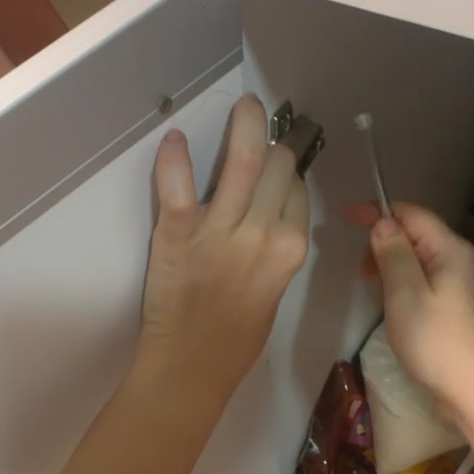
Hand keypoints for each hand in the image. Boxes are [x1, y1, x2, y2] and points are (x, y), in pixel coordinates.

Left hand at [138, 95, 309, 397]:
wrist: (190, 367)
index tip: (279, 169)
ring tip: (245, 107)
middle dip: (273, 149)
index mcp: (290, 251)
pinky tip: (175, 139)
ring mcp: (220, 230)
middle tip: (262, 132)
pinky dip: (175, 157)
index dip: (288, 178)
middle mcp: (262, 233)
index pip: (298, 193)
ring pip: (244, 161)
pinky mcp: (178, 232)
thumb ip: (277, 255)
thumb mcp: (274, 296)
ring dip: (245, 126)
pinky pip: (179, 183)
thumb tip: (274, 221)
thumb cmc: (234, 343)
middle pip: (278, 168)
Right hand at [346, 202, 473, 411]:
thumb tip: (383, 223)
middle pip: (417, 235)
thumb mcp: (405, 294)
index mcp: (449, 250)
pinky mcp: (459, 311)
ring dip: (391, 265)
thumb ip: (393, 255)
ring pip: (420, 260)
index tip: (346, 219)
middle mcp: (460, 261)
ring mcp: (462, 287)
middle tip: (359, 271)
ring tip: (371, 288)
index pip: (413, 214)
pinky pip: (426, 282)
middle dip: (383, 241)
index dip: (379, 211)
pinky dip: (403, 283)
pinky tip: (393, 306)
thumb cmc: (438, 341)